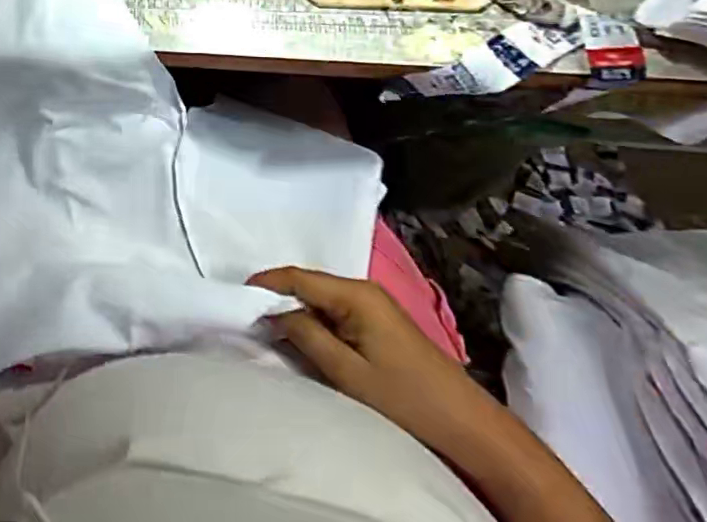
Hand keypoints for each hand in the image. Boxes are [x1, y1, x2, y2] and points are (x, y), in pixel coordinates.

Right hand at [248, 267, 501, 458]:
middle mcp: (365, 290)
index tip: (235, 295)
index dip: (265, 283)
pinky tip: (301, 336)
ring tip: (268, 327)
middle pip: (309, 284)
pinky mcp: (380, 324)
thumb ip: (306, 335)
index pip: (298, 276)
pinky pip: (336, 313)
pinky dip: (314, 321)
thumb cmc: (407, 401)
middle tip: (247, 315)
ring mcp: (375, 306)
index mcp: (356, 294)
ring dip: (296, 310)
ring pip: (321, 299)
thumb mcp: (347, 373)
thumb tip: (273, 312)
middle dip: (278, 297)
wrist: (471, 431)